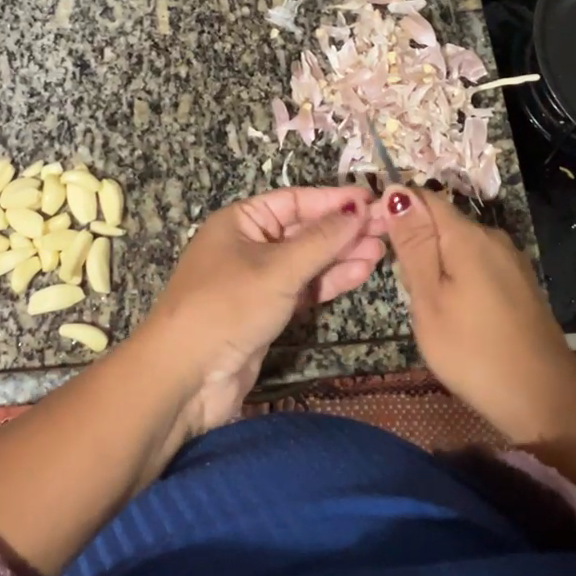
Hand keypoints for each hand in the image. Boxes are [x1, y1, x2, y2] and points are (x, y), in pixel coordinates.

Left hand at [139, 185, 385, 432]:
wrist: (186, 376)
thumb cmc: (226, 307)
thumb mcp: (277, 269)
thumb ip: (321, 240)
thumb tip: (358, 209)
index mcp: (241, 221)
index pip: (295, 200)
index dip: (334, 200)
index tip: (373, 200)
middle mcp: (249, 244)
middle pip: (304, 229)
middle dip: (344, 229)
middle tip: (389, 227)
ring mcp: (258, 279)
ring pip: (308, 261)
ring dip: (342, 255)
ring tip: (383, 250)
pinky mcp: (267, 311)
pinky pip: (304, 288)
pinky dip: (330, 281)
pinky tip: (361, 272)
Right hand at [375, 188, 575, 444]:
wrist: (544, 400)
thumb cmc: (474, 351)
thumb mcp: (429, 299)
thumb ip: (413, 244)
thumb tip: (396, 191)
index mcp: (467, 236)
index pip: (423, 198)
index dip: (396, 210)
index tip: (377, 244)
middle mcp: (492, 238)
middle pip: (441, 222)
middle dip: (416, 243)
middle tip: (405, 292)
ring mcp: (511, 262)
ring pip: (459, 246)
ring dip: (436, 265)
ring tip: (428, 308)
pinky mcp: (520, 285)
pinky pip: (478, 266)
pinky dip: (459, 279)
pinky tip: (457, 315)